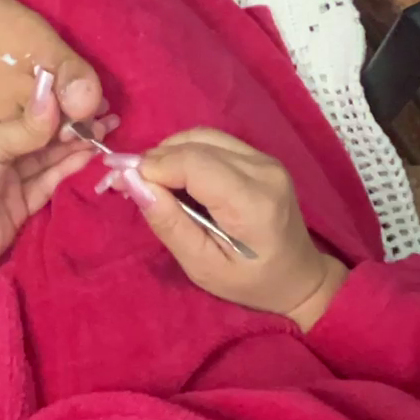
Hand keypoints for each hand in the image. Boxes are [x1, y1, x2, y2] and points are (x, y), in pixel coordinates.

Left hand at [0, 69, 97, 290]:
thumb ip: (24, 126)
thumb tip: (56, 94)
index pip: (19, 112)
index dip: (51, 104)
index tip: (83, 92)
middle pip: (37, 135)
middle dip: (69, 125)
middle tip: (105, 112)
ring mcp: (6, 181)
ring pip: (46, 159)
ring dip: (73, 146)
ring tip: (104, 131)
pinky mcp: (19, 207)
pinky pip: (47, 183)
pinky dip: (66, 169)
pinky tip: (88, 155)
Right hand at [106, 128, 346, 331]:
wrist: (299, 277)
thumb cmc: (250, 283)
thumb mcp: (203, 266)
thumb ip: (169, 223)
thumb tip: (132, 183)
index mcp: (253, 203)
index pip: (194, 164)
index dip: (153, 166)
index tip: (120, 181)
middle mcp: (263, 171)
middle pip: (195, 144)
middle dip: (154, 159)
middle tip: (126, 182)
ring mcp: (265, 159)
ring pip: (202, 136)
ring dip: (168, 153)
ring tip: (151, 181)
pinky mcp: (261, 157)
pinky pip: (213, 141)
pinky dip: (185, 153)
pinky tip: (175, 177)